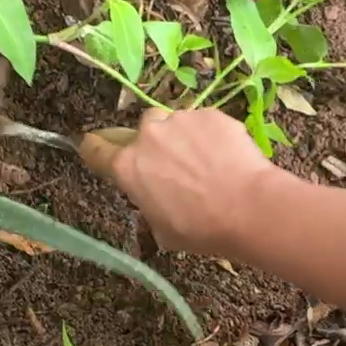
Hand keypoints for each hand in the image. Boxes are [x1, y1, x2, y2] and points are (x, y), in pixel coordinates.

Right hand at [78, 107, 291, 254]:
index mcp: (127, 167)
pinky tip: (226, 159)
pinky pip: (203, 123)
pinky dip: (210, 137)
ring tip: (205, 164)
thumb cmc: (202, 229)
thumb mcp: (163, 231)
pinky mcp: (211, 114)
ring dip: (182, 139)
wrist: (250, 208)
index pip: (96, 149)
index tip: (97, 149)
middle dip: (152, 146)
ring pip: (173, 124)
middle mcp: (148, 136)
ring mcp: (180, 120)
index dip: (95, 150)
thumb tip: (154, 200)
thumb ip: (149, 206)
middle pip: (140, 131)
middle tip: (173, 169)